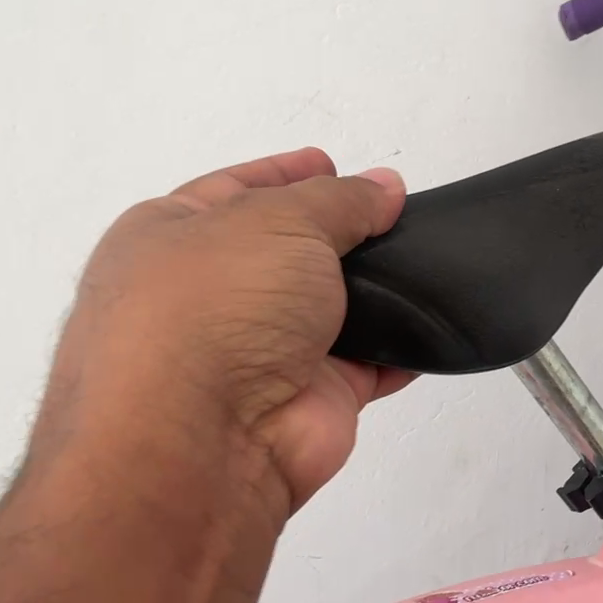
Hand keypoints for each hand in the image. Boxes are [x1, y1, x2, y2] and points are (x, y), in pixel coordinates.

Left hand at [32, 147, 410, 525]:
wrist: (208, 438)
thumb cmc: (214, 307)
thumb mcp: (278, 222)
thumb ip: (340, 201)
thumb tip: (384, 188)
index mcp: (174, 238)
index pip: (238, 191)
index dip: (287, 174)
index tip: (335, 164)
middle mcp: (215, 296)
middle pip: (289, 252)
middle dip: (338, 234)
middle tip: (392, 216)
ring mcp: (263, 352)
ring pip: (331, 310)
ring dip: (370, 293)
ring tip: (420, 263)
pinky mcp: (313, 398)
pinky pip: (368, 364)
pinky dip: (398, 350)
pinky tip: (428, 328)